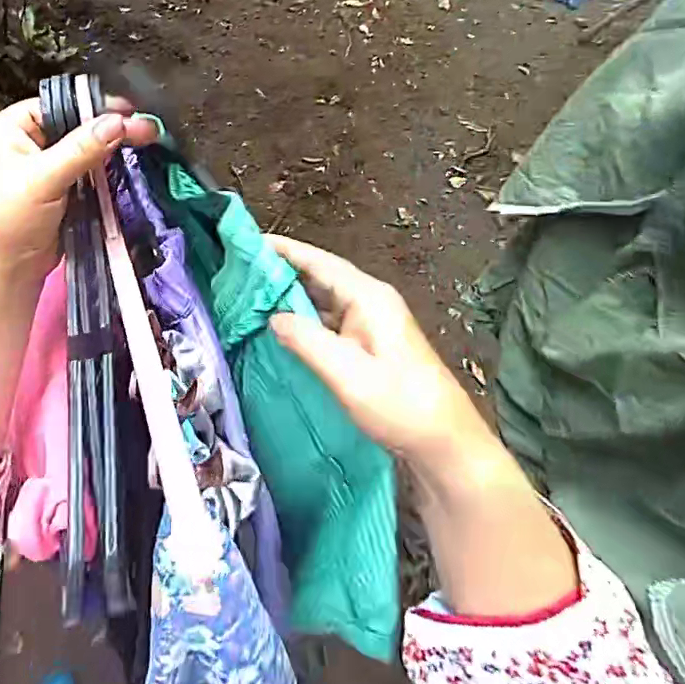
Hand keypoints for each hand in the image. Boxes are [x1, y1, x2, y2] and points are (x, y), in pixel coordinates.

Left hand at [0, 96, 159, 277]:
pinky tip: (130, 161)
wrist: (5, 272)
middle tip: (147, 128)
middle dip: (111, 126)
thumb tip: (119, 122)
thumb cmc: (8, 221)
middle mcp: (30, 141)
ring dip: (114, 146)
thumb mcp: (42, 179)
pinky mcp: (66, 188)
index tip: (129, 112)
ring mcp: (50, 165)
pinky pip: (92, 170)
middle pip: (78, 124)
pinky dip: (110, 167)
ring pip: (89, 147)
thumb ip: (82, 149)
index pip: (60, 105)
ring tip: (147, 140)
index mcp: (13, 128)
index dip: (94, 107)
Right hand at [268, 234, 576, 615]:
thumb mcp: (347, 374)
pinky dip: (303, 317)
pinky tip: (281, 326)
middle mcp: (370, 300)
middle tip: (240, 269)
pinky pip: (328, 318)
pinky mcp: (368, 341)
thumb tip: (272, 318)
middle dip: (281, 270)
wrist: (444, 442)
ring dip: (290, 295)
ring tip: (250, 294)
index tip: (248, 241)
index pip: (318, 262)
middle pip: (319, 275)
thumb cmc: (400, 405)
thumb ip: (306, 340)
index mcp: (368, 297)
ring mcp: (371, 320)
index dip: (283, 250)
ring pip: (322, 297)